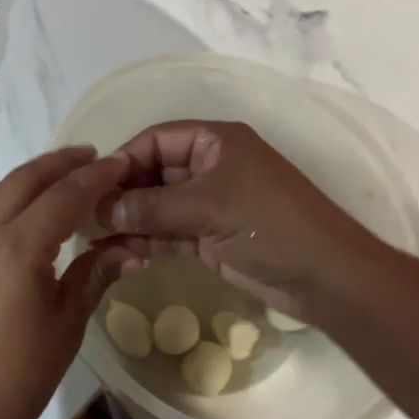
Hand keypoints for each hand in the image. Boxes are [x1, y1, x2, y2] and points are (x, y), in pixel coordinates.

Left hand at [0, 146, 131, 418]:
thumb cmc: (22, 369)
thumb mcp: (68, 321)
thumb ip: (96, 273)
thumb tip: (132, 247)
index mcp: (18, 246)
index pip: (63, 195)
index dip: (95, 176)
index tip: (121, 162)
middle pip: (26, 179)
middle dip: (60, 162)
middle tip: (94, 156)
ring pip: (3, 188)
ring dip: (35, 174)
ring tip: (68, 172)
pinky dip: (17, 192)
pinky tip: (37, 205)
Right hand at [97, 120, 383, 317]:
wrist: (329, 280)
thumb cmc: (271, 225)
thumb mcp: (208, 208)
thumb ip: (151, 206)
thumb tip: (101, 209)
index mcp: (215, 141)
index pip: (157, 138)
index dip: (125, 158)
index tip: (94, 183)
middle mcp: (211, 166)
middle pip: (155, 171)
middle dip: (124, 193)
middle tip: (89, 215)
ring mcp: (212, 203)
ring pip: (160, 205)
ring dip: (132, 220)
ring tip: (98, 238)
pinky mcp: (213, 236)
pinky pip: (171, 231)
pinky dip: (149, 240)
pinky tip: (123, 252)